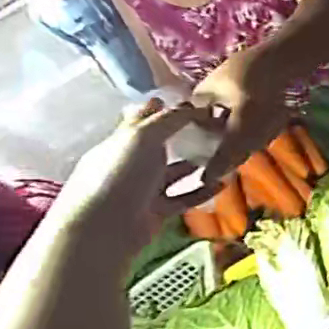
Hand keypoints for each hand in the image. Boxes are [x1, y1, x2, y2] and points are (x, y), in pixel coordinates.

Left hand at [50, 99, 218, 257]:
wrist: (104, 227)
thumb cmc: (120, 174)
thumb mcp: (143, 136)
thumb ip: (170, 120)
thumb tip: (194, 106)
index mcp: (122, 140)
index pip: (143, 117)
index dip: (164, 107)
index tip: (192, 100)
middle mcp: (131, 162)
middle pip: (160, 144)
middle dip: (184, 135)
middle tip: (214, 127)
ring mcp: (143, 187)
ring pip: (175, 171)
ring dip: (197, 163)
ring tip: (224, 155)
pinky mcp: (157, 210)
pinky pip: (184, 197)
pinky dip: (203, 190)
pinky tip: (222, 183)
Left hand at [190, 50, 287, 183]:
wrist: (278, 61)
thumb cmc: (243, 70)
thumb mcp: (212, 86)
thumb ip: (198, 109)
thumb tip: (188, 124)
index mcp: (242, 124)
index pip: (226, 153)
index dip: (214, 168)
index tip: (203, 179)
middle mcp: (258, 132)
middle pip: (238, 156)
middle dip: (223, 164)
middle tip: (206, 170)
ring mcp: (269, 131)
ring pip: (248, 150)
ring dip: (234, 155)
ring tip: (217, 155)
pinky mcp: (274, 127)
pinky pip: (256, 141)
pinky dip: (243, 144)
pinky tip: (233, 138)